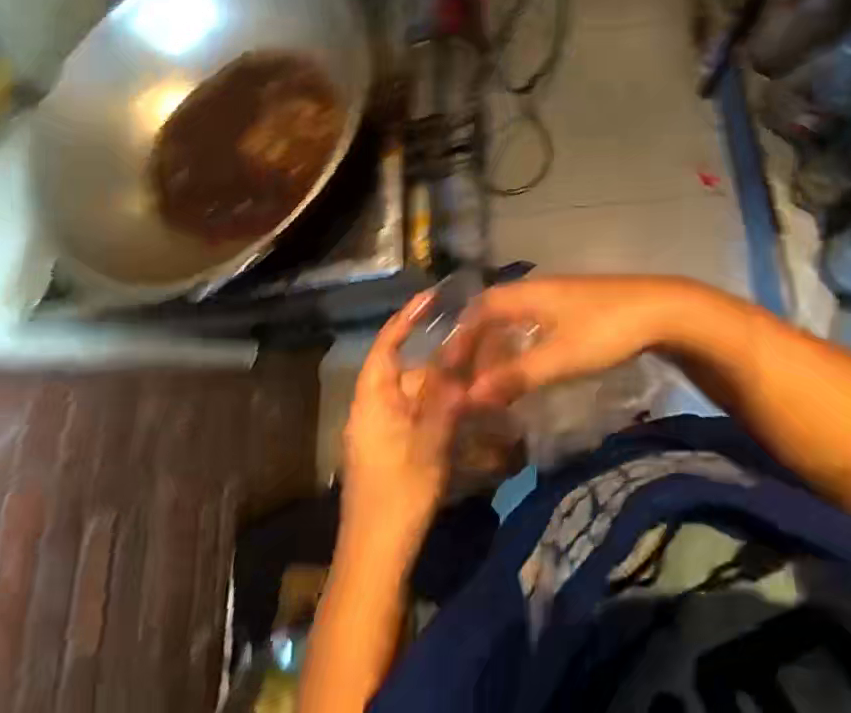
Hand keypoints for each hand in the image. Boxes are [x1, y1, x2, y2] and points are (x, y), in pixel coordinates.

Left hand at [344, 290, 466, 530]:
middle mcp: (372, 412)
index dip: (405, 320)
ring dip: (443, 387)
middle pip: (407, 372)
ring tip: (477, 379)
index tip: (430, 298)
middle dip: (438, 360)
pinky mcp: (392, 451)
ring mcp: (381, 433)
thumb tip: (459, 363)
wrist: (377, 552)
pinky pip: (417, 416)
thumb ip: (445, 400)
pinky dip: (439, 408)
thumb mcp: (430, 443)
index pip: (385, 349)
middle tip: (475, 349)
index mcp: (372, 404)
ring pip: (415, 396)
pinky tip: (466, 414)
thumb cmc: (400, 493)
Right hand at [456, 276, 715, 406]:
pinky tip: (536, 363)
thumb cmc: (608, 330)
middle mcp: (544, 289)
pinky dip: (529, 342)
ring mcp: (567, 296)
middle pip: (499, 309)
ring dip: (505, 343)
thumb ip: (516, 376)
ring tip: (497, 375)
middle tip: (470, 376)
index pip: (482, 308)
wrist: (666, 310)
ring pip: (522, 316)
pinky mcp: (586, 307)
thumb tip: (469, 396)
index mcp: (531, 294)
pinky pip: (543, 321)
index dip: (461, 336)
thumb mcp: (560, 357)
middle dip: (480, 341)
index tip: (449, 368)